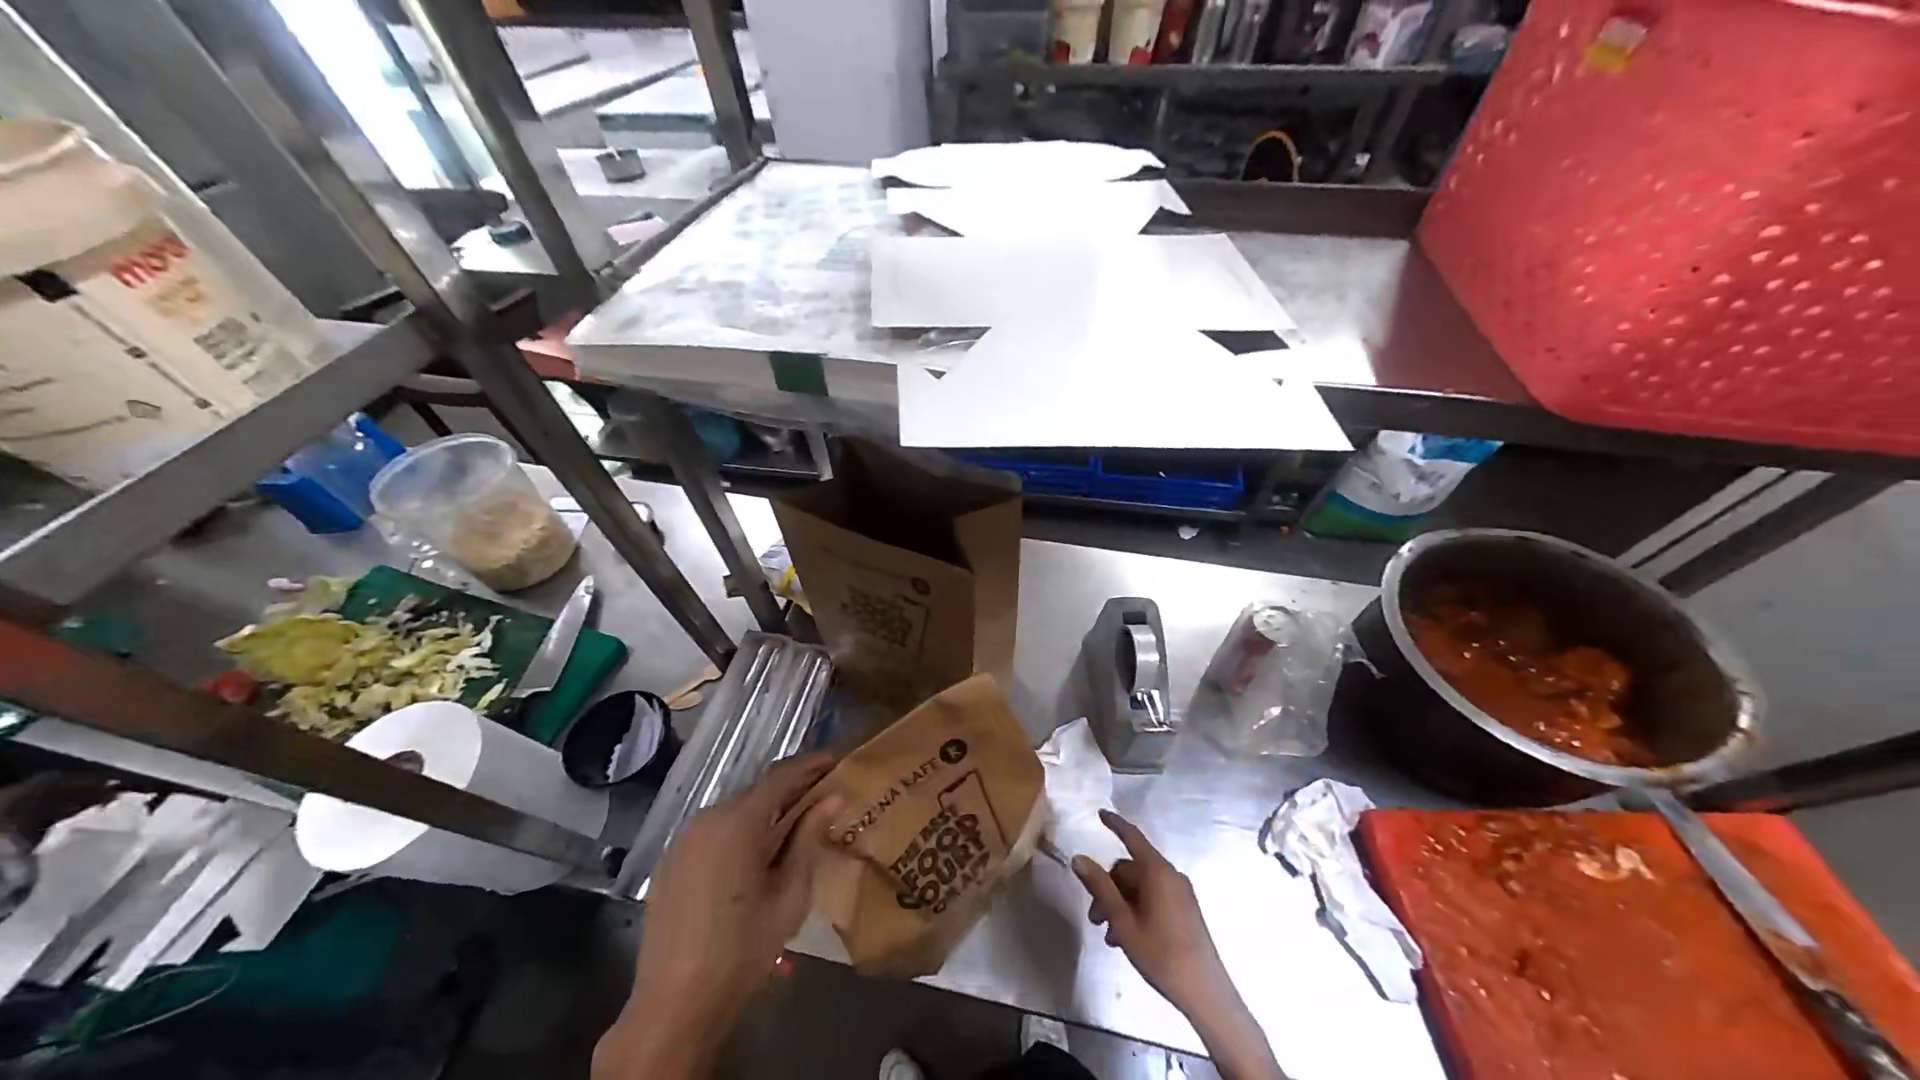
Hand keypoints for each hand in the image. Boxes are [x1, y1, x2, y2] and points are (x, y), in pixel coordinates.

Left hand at [594, 753, 841, 1079]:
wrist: (674, 1004)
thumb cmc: (743, 950)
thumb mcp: (789, 896)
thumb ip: (809, 839)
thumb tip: (832, 799)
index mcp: (738, 821)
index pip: (781, 776)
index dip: (811, 765)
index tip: (836, 760)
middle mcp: (706, 818)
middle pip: (756, 792)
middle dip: (791, 789)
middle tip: (823, 795)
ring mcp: (683, 840)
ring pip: (734, 811)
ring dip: (765, 812)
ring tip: (795, 825)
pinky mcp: (670, 862)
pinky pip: (713, 832)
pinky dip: (739, 832)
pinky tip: (755, 854)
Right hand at [1071, 809, 1233, 1013]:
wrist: (1205, 992)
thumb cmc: (1161, 953)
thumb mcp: (1123, 921)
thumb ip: (1100, 886)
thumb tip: (1079, 858)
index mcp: (1158, 872)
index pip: (1132, 837)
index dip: (1115, 824)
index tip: (1099, 812)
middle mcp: (1171, 876)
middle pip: (1130, 869)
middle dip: (1107, 888)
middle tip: (1093, 918)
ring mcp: (1180, 893)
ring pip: (1139, 887)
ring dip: (1119, 904)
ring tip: (1108, 935)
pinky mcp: (1185, 909)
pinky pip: (1153, 898)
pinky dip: (1135, 910)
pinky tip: (1124, 938)